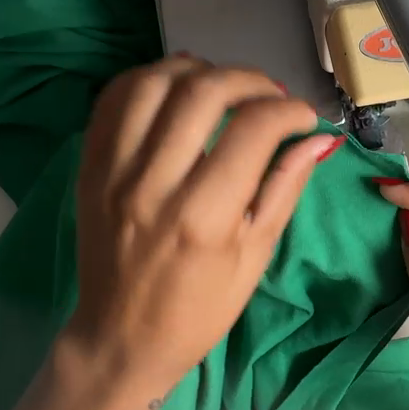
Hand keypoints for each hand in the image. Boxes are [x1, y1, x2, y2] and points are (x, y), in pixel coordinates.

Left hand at [67, 56, 341, 398]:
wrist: (121, 339)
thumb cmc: (200, 308)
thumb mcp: (255, 255)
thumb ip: (285, 187)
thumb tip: (320, 138)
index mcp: (204, 215)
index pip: (254, 128)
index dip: (289, 109)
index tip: (301, 117)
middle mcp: (154, 184)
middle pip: (204, 91)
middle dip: (249, 79)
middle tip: (269, 95)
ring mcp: (113, 172)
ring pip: (153, 82)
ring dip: (197, 70)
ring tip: (222, 85)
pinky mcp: (89, 167)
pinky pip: (113, 99)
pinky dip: (149, 79)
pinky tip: (176, 89)